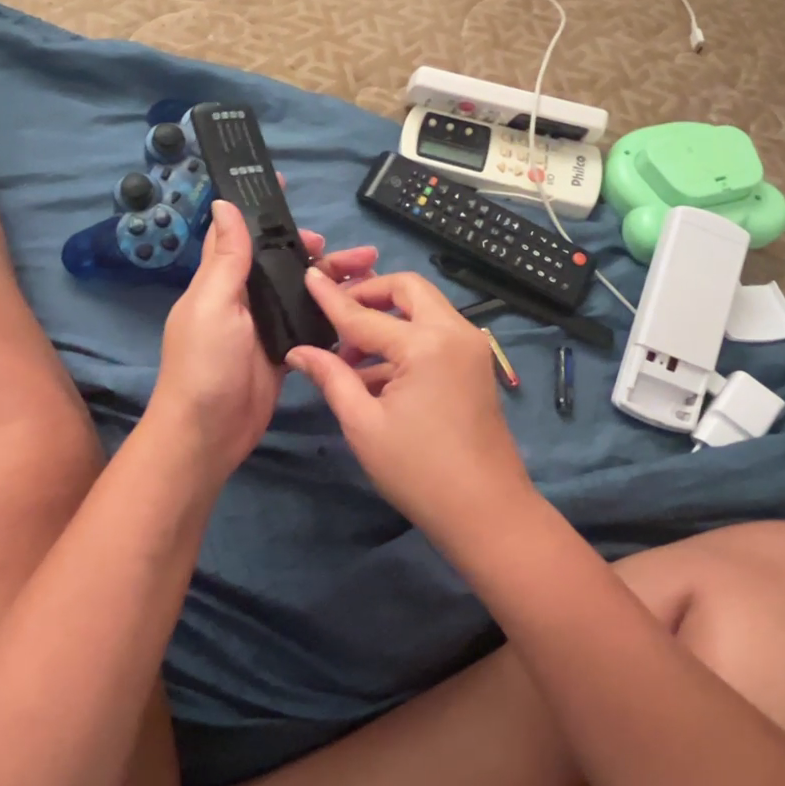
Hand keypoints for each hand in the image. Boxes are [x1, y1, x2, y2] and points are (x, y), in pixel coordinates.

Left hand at [149, 200, 376, 477]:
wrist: (209, 433)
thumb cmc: (205, 363)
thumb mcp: (213, 303)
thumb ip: (225, 258)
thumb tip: (223, 204)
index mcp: (219, 280)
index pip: (239, 234)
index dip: (260, 210)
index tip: (284, 186)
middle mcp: (242, 299)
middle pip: (280, 262)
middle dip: (310, 250)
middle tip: (342, 250)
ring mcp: (263, 327)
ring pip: (300, 291)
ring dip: (329, 279)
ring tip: (367, 271)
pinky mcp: (283, 352)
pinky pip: (309, 323)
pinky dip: (331, 312)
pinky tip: (358, 307)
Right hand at [284, 271, 537, 537]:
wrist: (485, 510)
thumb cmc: (418, 470)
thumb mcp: (363, 424)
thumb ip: (332, 377)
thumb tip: (299, 351)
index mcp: (425, 344)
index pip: (364, 314)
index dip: (331, 297)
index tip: (308, 275)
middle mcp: (453, 332)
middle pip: (407, 289)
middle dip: (370, 293)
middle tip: (336, 315)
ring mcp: (470, 347)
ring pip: (424, 309)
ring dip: (388, 318)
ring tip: (349, 355)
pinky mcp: (475, 365)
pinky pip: (436, 333)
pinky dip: (406, 339)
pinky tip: (376, 374)